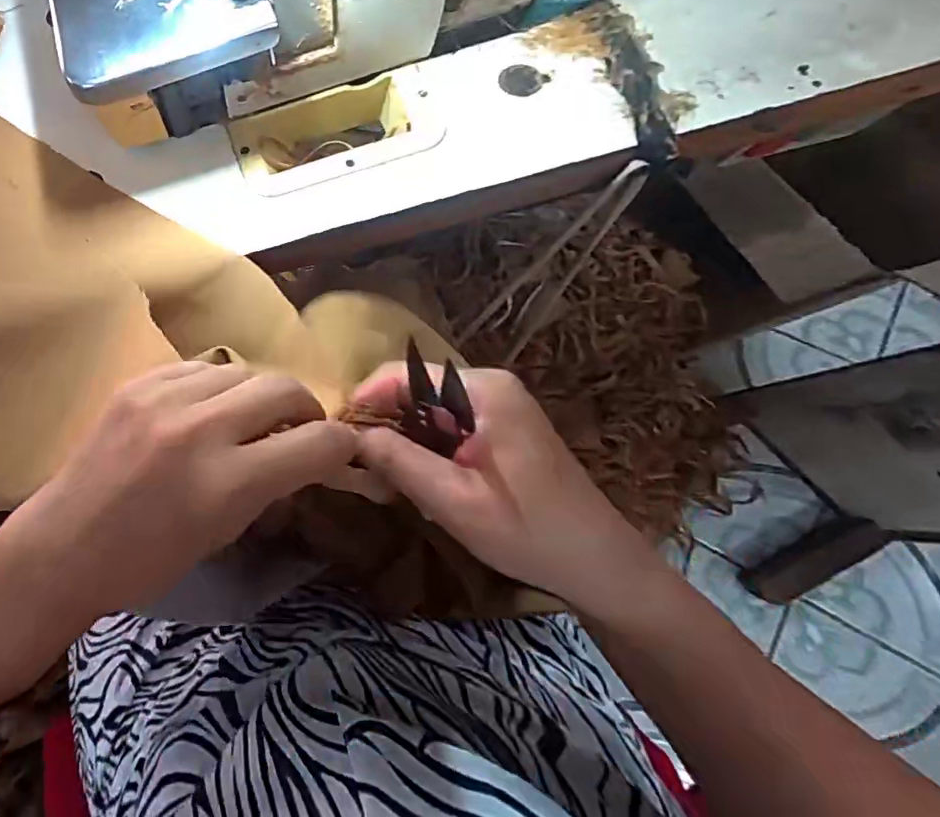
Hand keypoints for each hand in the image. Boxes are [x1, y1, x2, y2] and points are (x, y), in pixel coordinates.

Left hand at [0, 360, 357, 617]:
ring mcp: (162, 398)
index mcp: (224, 484)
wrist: (65, 544)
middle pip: (284, 388)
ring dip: (258, 395)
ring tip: (248, 418)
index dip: (341, 446)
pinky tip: (205, 408)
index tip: (340, 450)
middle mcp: (198, 430)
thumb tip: (309, 452)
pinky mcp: (137, 383)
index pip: (315, 443)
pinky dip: (216, 386)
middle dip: (306, 408)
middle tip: (299, 428)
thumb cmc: (146, 560)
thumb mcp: (223, 532)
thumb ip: (270, 485)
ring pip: (243, 370)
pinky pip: (200, 367)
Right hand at [351, 364, 667, 616]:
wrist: (601, 564)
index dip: (363, 401)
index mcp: (482, 390)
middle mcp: (489, 384)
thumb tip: (351, 434)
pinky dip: (425, 445)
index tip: (338, 438)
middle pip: (413, 388)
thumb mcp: (455, 502)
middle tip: (361, 466)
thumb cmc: (531, 533)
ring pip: (427, 407)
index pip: (400, 374)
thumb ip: (400, 461)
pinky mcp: (501, 424)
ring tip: (385, 477)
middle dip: (383, 423)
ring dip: (403, 437)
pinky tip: (421, 479)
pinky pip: (446, 422)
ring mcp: (498, 403)